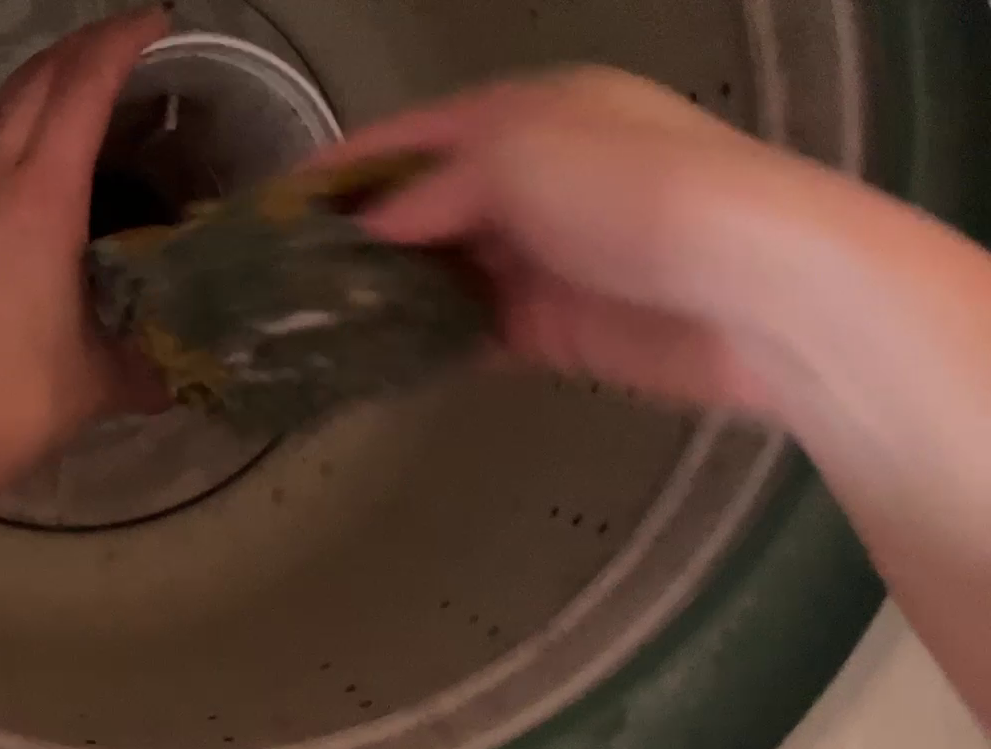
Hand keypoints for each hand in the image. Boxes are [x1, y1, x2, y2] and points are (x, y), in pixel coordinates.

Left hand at [0, 8, 169, 501]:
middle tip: (117, 53)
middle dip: (78, 56)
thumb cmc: (17, 405)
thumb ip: (149, 367)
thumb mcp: (102, 383)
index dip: (122, 43)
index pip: (84, 91)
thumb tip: (182, 377)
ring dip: (19, 96)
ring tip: (53, 95)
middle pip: (30, 91)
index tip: (156, 23)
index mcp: (42, 204)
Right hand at [314, 67, 851, 414]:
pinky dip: (416, 343)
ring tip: (311, 320)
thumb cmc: (630, 193)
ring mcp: (527, 258)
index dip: (339, 169)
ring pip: (429, 275)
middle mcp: (519, 183)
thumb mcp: (518, 158)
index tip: (276, 205)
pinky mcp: (535, 324)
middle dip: (350, 240)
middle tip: (284, 275)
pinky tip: (370, 357)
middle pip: (412, 210)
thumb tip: (367, 234)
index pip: (405, 139)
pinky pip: (456, 330)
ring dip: (378, 296)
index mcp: (520, 119)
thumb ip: (428, 192)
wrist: (742, 291)